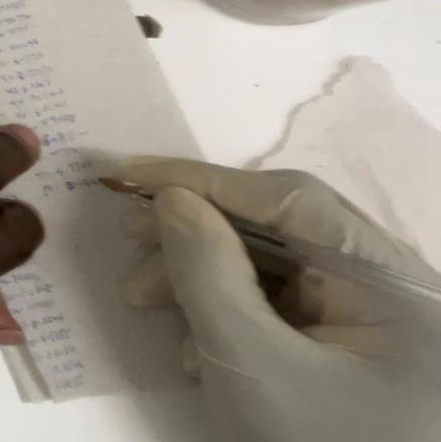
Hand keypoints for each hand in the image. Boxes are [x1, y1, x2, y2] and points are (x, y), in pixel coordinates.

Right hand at [119, 157, 440, 441]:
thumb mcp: (248, 353)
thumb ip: (205, 265)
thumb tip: (168, 195)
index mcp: (402, 292)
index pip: (293, 201)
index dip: (203, 178)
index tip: (126, 175)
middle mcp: (399, 296)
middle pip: (280, 228)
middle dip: (193, 228)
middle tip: (129, 235)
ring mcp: (379, 324)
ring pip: (270, 262)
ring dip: (195, 271)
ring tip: (143, 298)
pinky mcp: (353, 348)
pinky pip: (277, 298)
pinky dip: (221, 303)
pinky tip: (188, 336)